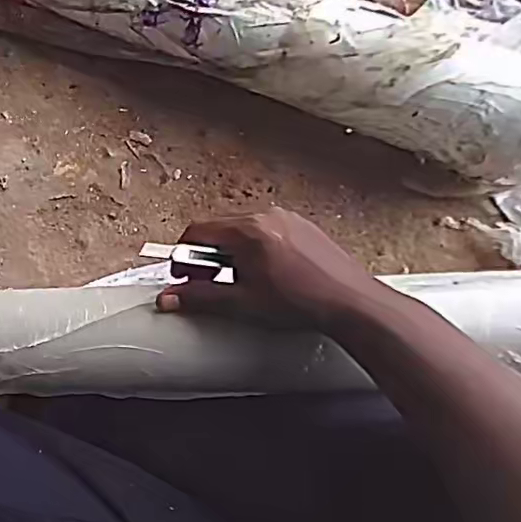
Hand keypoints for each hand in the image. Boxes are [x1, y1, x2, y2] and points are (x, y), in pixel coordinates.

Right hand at [154, 208, 391, 330]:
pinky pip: (265, 234)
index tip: (183, 278)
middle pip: (218, 231)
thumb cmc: (300, 302)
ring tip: (238, 284)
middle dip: (205, 258)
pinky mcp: (303, 228)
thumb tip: (168, 298)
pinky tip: (263, 277)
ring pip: (241, 232)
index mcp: (248, 231)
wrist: (352, 304)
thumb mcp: (239, 303)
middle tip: (206, 284)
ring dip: (229, 255)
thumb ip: (198, 297)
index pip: (197, 232)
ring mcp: (288, 220)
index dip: (183, 258)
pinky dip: (253, 252)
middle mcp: (267, 217)